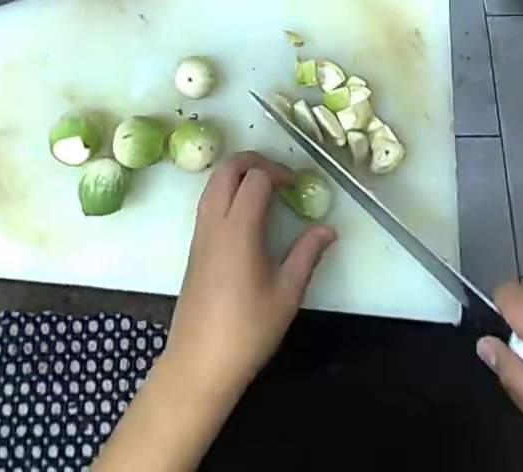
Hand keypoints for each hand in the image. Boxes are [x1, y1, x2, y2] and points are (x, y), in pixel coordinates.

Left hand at [162, 152, 337, 401]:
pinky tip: (245, 212)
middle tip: (280, 175)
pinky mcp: (194, 244)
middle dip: (254, 161)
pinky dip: (225, 189)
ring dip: (237, 173)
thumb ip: (308, 254)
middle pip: (227, 169)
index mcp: (238, 228)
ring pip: (213, 181)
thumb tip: (329, 229)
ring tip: (264, 188)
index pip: (256, 178)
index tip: (297, 186)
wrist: (199, 361)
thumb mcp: (287, 293)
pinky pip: (207, 200)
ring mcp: (199, 231)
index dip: (279, 172)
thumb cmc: (248, 329)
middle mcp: (214, 221)